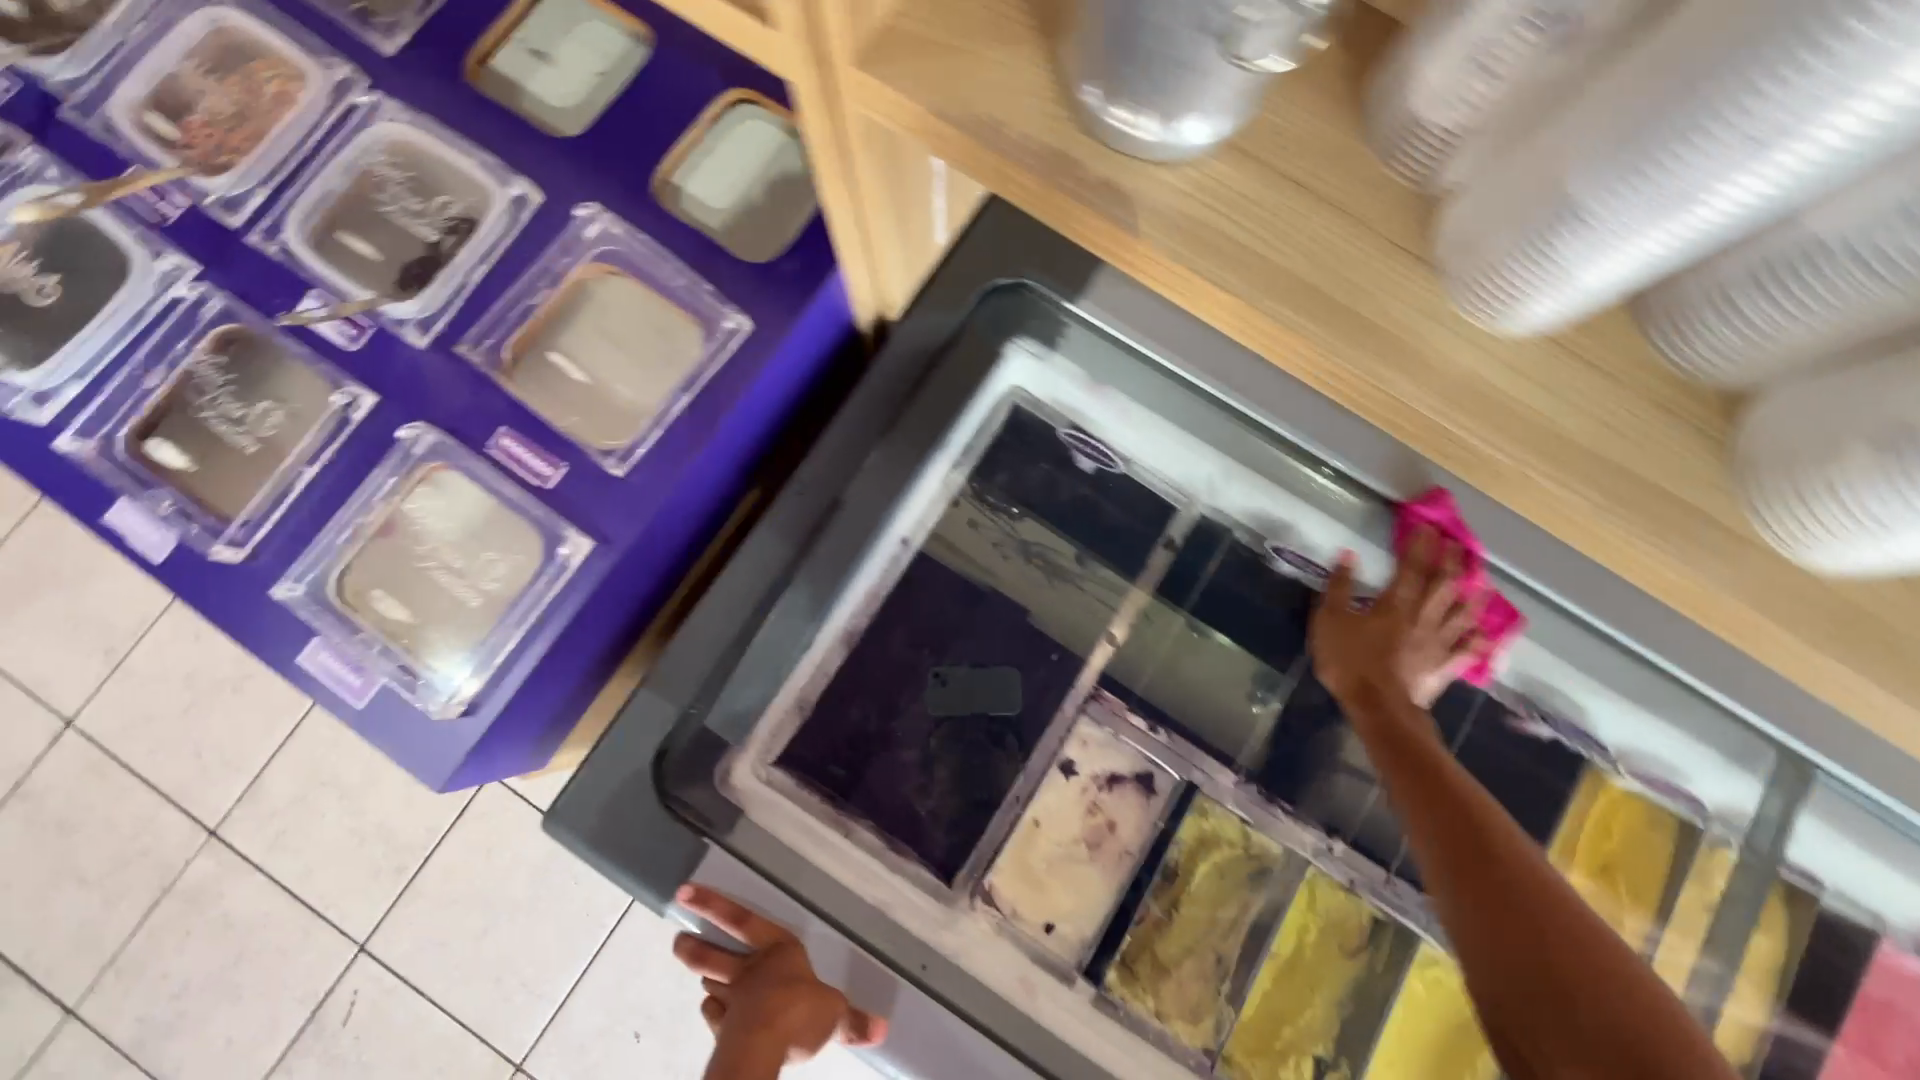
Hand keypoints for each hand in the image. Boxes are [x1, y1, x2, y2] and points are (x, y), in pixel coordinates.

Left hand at [671, 885, 887, 1065]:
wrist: (764, 1048)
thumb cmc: (800, 1012)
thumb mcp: (835, 1014)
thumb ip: (852, 1021)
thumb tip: (881, 1029)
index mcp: (778, 952)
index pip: (743, 919)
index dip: (714, 903)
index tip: (684, 892)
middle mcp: (750, 972)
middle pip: (715, 955)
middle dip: (695, 948)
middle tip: (677, 942)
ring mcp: (732, 1002)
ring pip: (713, 987)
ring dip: (707, 982)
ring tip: (702, 982)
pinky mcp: (724, 1033)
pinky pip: (716, 1019)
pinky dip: (715, 1017)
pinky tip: (714, 1016)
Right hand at [1310, 526, 1483, 711]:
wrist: (1377, 706)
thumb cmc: (1349, 661)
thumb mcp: (1328, 620)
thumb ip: (1338, 587)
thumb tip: (1348, 555)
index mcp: (1396, 603)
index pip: (1411, 566)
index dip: (1420, 544)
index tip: (1427, 525)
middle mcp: (1424, 617)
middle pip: (1445, 584)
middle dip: (1452, 561)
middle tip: (1458, 543)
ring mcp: (1439, 643)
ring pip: (1463, 613)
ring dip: (1473, 594)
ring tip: (1480, 580)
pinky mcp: (1445, 667)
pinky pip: (1467, 651)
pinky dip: (1479, 640)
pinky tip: (1486, 634)